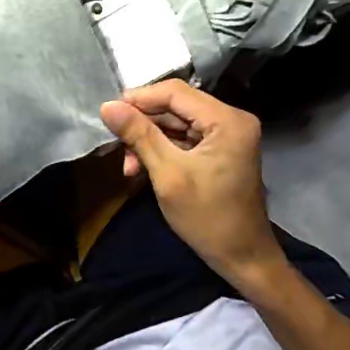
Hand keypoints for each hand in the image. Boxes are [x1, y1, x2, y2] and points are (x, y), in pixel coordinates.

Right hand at [99, 80, 287, 288]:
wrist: (242, 257)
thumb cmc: (207, 218)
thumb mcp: (168, 175)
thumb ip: (139, 136)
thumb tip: (107, 106)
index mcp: (227, 120)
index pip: (176, 93)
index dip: (140, 98)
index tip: (109, 113)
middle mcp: (232, 120)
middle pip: (177, 107)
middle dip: (144, 125)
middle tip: (116, 145)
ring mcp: (228, 136)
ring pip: (178, 125)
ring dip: (150, 141)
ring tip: (129, 166)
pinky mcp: (222, 151)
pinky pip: (186, 140)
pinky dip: (163, 151)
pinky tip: (143, 168)